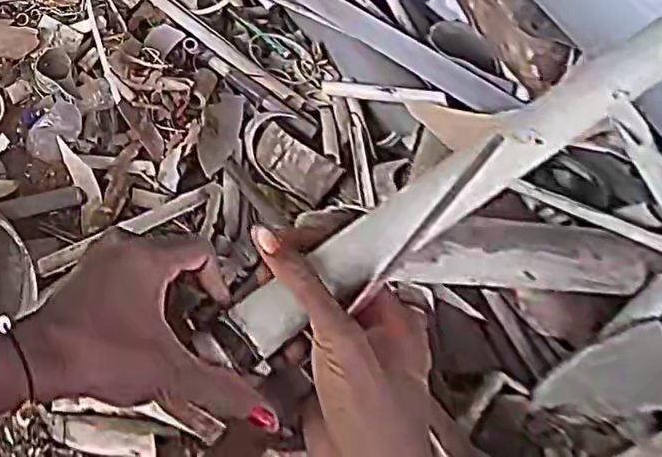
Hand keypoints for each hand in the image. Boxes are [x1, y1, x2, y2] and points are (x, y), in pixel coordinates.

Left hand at [13, 233, 266, 426]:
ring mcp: (102, 259)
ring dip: (173, 300)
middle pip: (177, 258)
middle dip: (198, 296)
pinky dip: (148, 300)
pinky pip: (131, 276)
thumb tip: (255, 403)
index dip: (222, 283)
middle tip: (207, 329)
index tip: (223, 312)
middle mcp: (120, 247)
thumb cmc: (90, 348)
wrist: (43, 356)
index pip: (201, 250)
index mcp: (142, 255)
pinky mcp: (90, 275)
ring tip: (179, 336)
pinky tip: (150, 335)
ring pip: (153, 268)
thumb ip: (222, 387)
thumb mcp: (170, 372)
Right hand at [253, 226, 432, 456]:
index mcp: (392, 314)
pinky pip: (285, 329)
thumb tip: (270, 241)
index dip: (313, 243)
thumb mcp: (339, 338)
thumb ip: (303, 283)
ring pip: (298, 303)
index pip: (348, 256)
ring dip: (277, 304)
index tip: (281, 238)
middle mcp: (368, 327)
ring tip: (268, 307)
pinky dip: (273, 329)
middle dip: (287, 275)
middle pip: (318, 277)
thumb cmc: (380, 424)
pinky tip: (272, 337)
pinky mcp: (314, 363)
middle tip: (269, 271)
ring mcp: (341, 347)